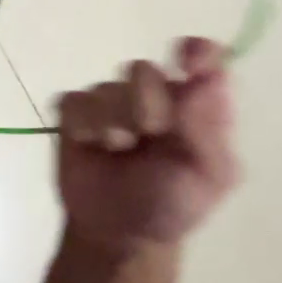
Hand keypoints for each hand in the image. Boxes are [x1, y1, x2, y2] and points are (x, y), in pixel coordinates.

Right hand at [56, 37, 240, 249]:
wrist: (118, 230)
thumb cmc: (173, 203)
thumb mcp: (208, 176)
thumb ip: (208, 128)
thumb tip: (206, 79)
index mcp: (195, 105)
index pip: (204, 58)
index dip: (196, 52)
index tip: (186, 63)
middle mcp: (153, 95)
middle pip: (143, 70)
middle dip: (145, 103)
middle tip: (150, 135)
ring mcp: (110, 101)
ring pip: (106, 87)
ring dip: (112, 123)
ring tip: (116, 151)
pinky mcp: (74, 112)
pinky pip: (73, 101)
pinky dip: (82, 126)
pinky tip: (90, 146)